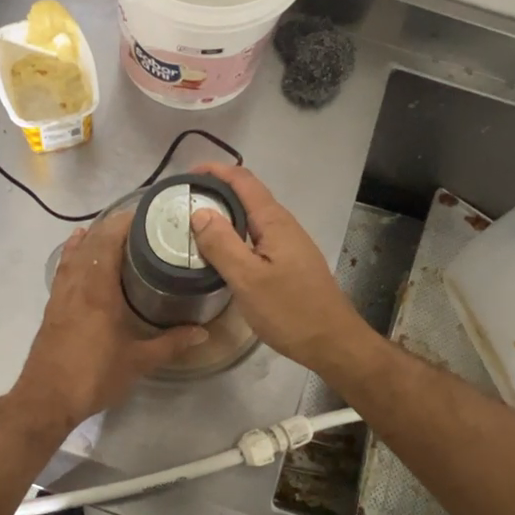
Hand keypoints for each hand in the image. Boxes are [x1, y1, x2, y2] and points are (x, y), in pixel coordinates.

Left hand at [12, 211, 208, 428]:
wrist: (47, 398)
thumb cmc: (93, 376)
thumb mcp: (138, 362)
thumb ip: (170, 344)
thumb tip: (203, 332)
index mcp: (97, 289)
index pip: (108, 240)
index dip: (124, 222)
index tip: (146, 213)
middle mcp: (77, 284)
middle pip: (90, 242)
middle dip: (111, 227)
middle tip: (138, 223)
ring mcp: (60, 294)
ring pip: (74, 254)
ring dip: (90, 238)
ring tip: (110, 230)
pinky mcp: (52, 307)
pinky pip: (64, 269)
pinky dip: (74, 254)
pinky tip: (78, 252)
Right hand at [190, 164, 373, 372]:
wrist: (332, 342)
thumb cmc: (289, 311)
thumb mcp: (247, 279)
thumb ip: (222, 244)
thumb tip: (199, 211)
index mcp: (274, 222)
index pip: (243, 181)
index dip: (215, 172)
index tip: (185, 178)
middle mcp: (284, 225)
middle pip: (247, 196)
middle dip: (215, 194)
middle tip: (182, 207)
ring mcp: (289, 245)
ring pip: (251, 219)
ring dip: (224, 217)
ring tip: (194, 229)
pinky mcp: (289, 263)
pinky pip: (257, 238)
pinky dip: (235, 237)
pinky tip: (221, 255)